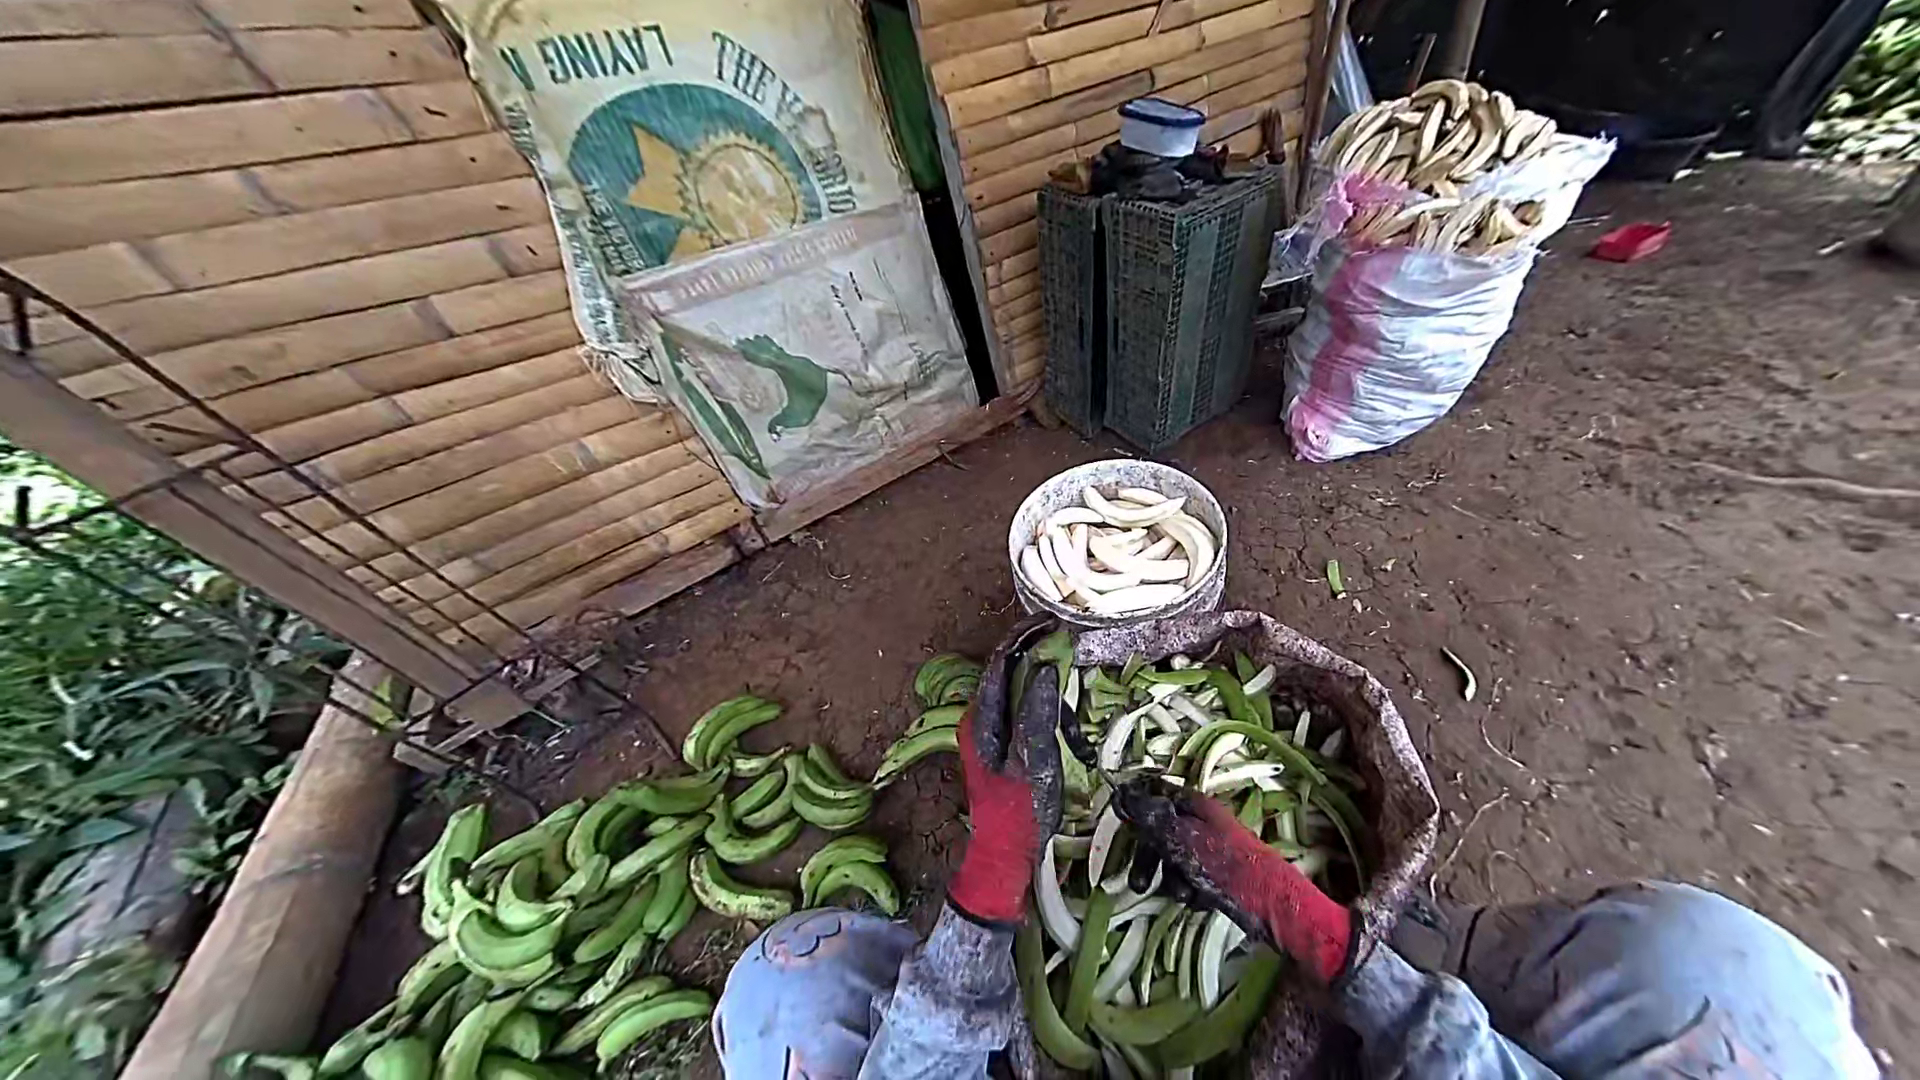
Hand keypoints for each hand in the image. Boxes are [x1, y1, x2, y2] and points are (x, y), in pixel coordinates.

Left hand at [946, 615, 1064, 925]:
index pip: (999, 663)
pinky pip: (1017, 702)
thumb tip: (1046, 668)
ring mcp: (988, 728)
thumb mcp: (1033, 763)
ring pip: (1010, 683)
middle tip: (1061, 627)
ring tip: (1062, 646)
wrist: (1002, 853)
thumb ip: (1037, 714)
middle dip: (1030, 645)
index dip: (1022, 637)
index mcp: (981, 719)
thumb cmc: (1018, 811)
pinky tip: (1056, 683)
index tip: (1049, 619)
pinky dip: (1035, 687)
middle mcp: (979, 717)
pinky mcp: (1000, 739)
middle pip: (1003, 668)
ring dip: (1033, 663)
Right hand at [1113, 777, 1354, 981]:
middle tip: (1138, 885)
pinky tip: (1200, 901)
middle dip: (1150, 859)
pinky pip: (1192, 875)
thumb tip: (1122, 791)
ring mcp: (1211, 847)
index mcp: (1193, 804)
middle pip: (1160, 831)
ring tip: (1183, 896)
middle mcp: (1201, 820)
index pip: (1154, 795)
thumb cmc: (1227, 869)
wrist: (1276, 909)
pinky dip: (1191, 889)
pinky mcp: (1219, 872)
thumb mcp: (1183, 841)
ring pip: (1174, 858)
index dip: (1135, 808)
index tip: (1119, 824)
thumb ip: (1151, 816)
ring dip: (1172, 879)